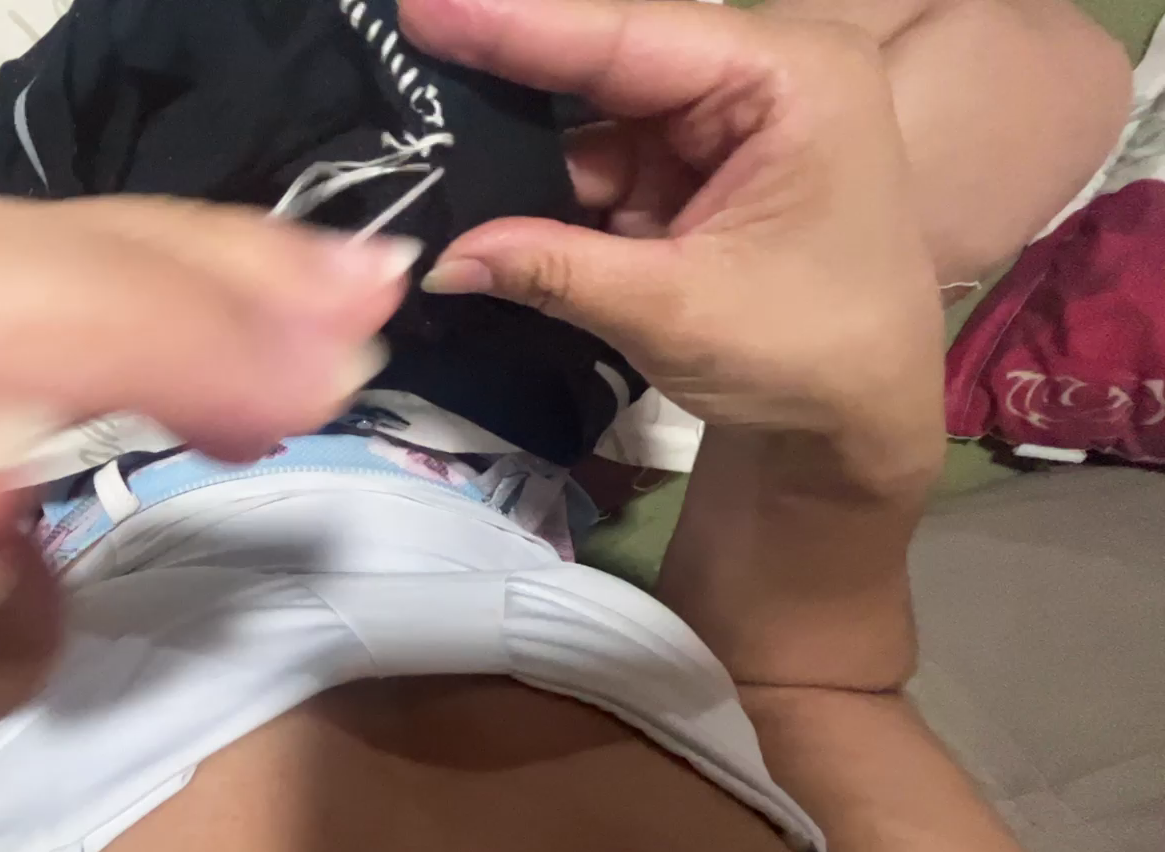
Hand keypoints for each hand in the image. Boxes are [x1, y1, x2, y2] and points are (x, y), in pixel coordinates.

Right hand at [404, 0, 945, 464]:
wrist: (836, 416)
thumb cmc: (799, 348)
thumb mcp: (672, 307)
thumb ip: (554, 272)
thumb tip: (441, 260)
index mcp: (782, 80)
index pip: (628, 36)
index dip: (519, 22)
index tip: (425, 9)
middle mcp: (740, 89)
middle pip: (600, 65)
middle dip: (504, 63)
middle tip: (410, 39)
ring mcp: (696, 143)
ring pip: (578, 131)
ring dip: (506, 148)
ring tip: (419, 136)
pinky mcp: (665, 192)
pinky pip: (579, 184)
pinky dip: (526, 201)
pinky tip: (470, 197)